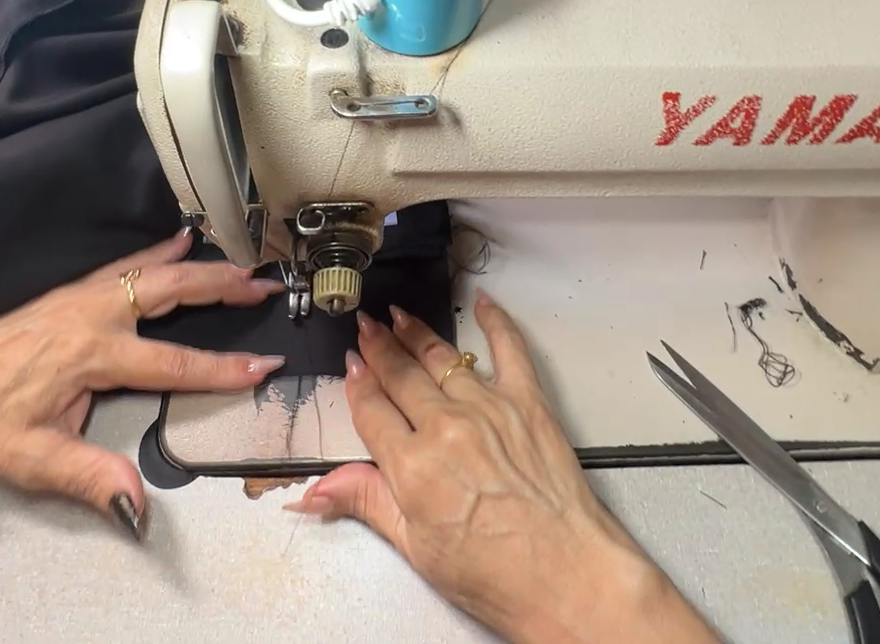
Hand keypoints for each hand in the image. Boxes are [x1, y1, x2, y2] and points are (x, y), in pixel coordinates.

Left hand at [0, 231, 281, 525]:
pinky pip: (128, 265)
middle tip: (263, 286)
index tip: (261, 366)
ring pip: (156, 271)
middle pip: (174, 292)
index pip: (174, 362)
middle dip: (225, 288)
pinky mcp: (75, 291)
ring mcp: (85, 296)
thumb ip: (91, 478)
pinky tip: (180, 240)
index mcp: (94, 354)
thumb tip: (138, 505)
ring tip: (240, 265)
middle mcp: (96, 315)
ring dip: (203, 268)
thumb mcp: (34, 460)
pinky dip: (160, 252)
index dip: (222, 368)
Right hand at [285, 292, 716, 643]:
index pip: (371, 410)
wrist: (569, 577)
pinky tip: (483, 300)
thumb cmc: (492, 575)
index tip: (349, 363)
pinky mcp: (527, 400)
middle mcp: (445, 426)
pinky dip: (496, 321)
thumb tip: (311, 491)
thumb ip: (367, 503)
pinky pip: (509, 349)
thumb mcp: (416, 550)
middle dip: (378, 346)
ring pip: (442, 357)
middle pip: (401, 375)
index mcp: (412, 466)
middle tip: (366, 323)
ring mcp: (488, 407)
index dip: (357, 383)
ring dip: (417, 332)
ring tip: (399, 315)